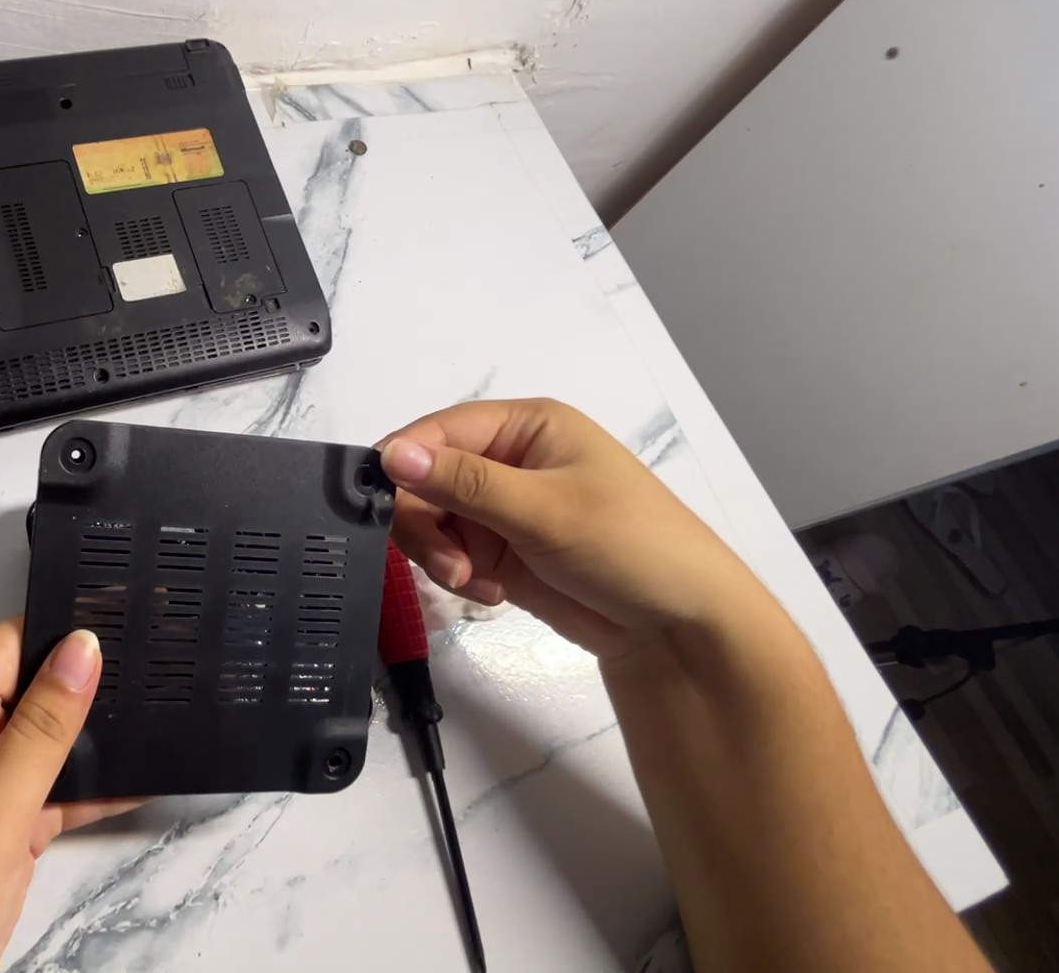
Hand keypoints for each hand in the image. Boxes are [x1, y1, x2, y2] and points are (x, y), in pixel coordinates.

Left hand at [0, 621, 136, 972]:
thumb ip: (43, 728)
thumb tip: (83, 648)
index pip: (7, 645)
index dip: (63, 632)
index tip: (127, 624)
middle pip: (27, 688)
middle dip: (84, 687)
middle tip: (154, 678)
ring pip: (41, 739)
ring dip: (89, 741)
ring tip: (156, 721)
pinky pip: (43, 786)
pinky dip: (83, 788)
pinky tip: (135, 779)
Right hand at [380, 398, 775, 660]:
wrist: (679, 630)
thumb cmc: (628, 546)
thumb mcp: (545, 509)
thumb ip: (463, 483)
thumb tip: (389, 454)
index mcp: (524, 426)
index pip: (439, 431)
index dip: (405, 461)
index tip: (379, 501)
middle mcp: (505, 461)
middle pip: (424, 479)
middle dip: (425, 524)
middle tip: (447, 565)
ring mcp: (499, 508)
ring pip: (429, 520)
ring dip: (438, 554)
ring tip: (470, 583)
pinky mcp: (496, 550)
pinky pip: (448, 553)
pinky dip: (456, 575)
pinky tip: (487, 594)